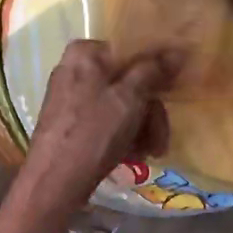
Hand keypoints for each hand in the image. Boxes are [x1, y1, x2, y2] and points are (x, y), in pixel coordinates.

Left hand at [14, 40, 175, 218]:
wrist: (55, 181)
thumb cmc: (93, 133)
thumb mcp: (129, 99)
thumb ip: (152, 71)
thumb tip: (176, 51)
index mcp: (85, 53)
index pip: (131, 53)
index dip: (157, 74)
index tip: (172, 96)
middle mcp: (75, 70)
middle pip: (127, 83)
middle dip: (149, 113)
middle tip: (159, 141)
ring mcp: (70, 99)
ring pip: (119, 106)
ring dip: (140, 130)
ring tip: (149, 153)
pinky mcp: (70, 126)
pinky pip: (105, 124)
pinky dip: (122, 138)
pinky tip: (132, 156)